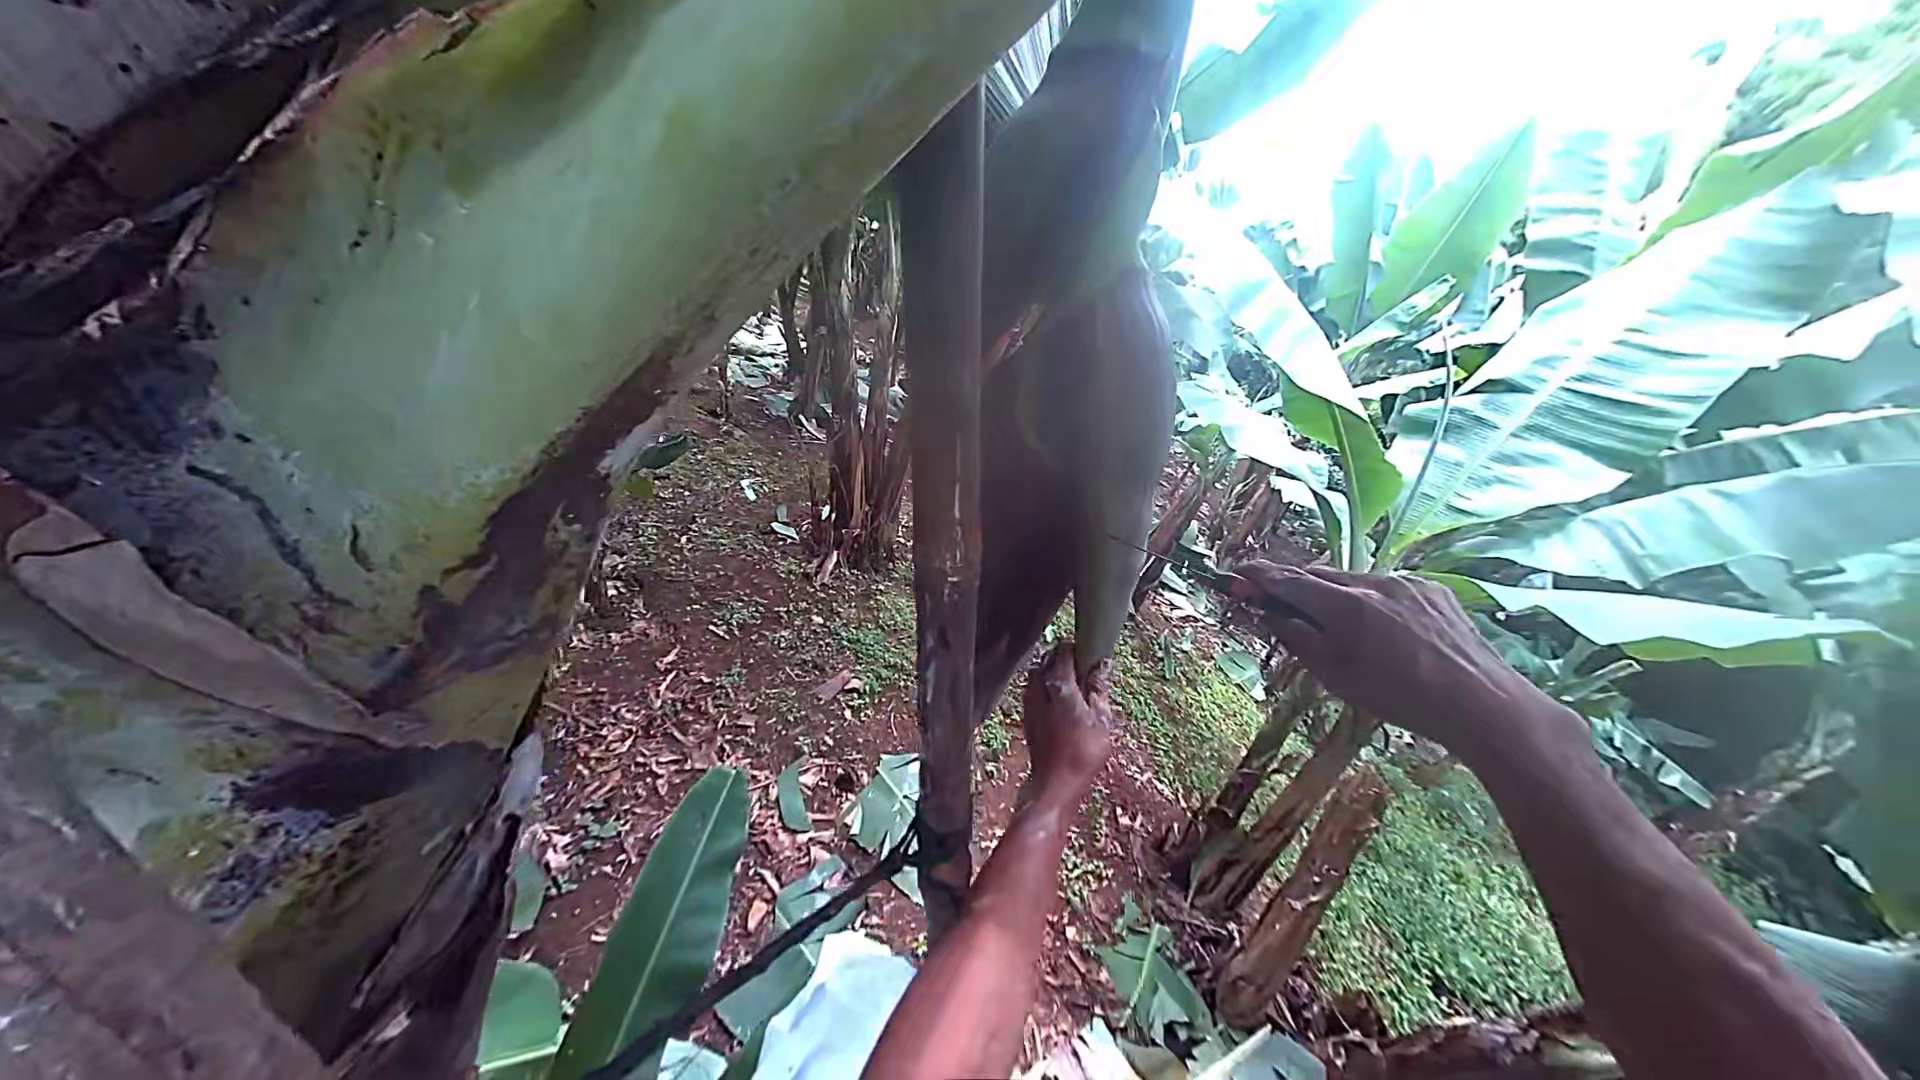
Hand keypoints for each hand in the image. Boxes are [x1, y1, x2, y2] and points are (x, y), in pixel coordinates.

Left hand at [1021, 643, 1116, 808]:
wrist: (1055, 782)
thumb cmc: (1083, 752)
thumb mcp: (1102, 720)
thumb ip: (1098, 689)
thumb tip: (1101, 666)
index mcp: (1059, 685)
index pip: (1063, 651)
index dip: (1076, 649)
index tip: (1088, 655)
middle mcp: (1039, 689)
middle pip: (1047, 660)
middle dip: (1062, 659)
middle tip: (1081, 669)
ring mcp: (1029, 702)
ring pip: (1036, 674)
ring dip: (1050, 673)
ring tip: (1070, 685)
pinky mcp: (1026, 716)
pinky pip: (1033, 690)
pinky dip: (1044, 688)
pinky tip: (1058, 702)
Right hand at [1227, 563, 1568, 760]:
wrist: (1483, 705)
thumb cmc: (1399, 698)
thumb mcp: (1334, 675)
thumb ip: (1298, 638)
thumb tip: (1272, 614)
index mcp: (1346, 605)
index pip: (1288, 581)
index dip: (1258, 576)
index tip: (1236, 572)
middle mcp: (1373, 583)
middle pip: (1318, 575)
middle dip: (1295, 587)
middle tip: (1280, 606)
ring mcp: (1406, 582)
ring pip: (1351, 580)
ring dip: (1333, 595)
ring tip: (1337, 626)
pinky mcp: (1431, 589)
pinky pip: (1384, 586)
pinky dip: (1368, 600)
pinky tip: (1379, 628)